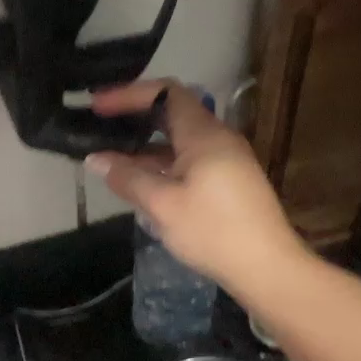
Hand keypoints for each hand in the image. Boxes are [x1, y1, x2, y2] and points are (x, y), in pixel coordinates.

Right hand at [85, 80, 305, 287]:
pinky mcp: (227, 182)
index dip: (130, 94)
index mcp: (204, 136)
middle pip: (173, 114)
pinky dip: (160, 164)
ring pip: (178, 141)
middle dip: (135, 118)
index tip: (97, 105)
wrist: (266, 266)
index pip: (166, 94)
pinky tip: (139, 182)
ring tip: (110, 158)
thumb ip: (128, 178)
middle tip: (99, 127)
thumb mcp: (163, 205)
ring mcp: (225, 160)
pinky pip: (187, 160)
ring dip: (145, 146)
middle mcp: (217, 139)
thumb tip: (95, 160)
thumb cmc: (213, 230)